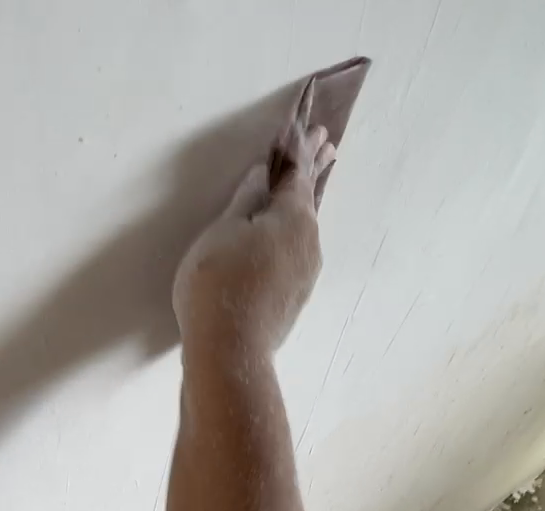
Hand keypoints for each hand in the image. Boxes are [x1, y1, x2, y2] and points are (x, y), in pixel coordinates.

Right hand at [172, 119, 336, 355]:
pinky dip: (290, 238)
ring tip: (299, 194)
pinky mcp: (294, 299)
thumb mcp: (220, 233)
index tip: (309, 126)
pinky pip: (295, 255)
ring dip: (301, 208)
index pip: (298, 172)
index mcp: (292, 216)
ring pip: (304, 230)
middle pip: (309, 199)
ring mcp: (306, 274)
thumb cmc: (217, 283)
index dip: (299, 147)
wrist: (229, 350)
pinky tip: (279, 243)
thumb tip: (262, 175)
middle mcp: (309, 241)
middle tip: (327, 143)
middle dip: (315, 169)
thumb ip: (244, 201)